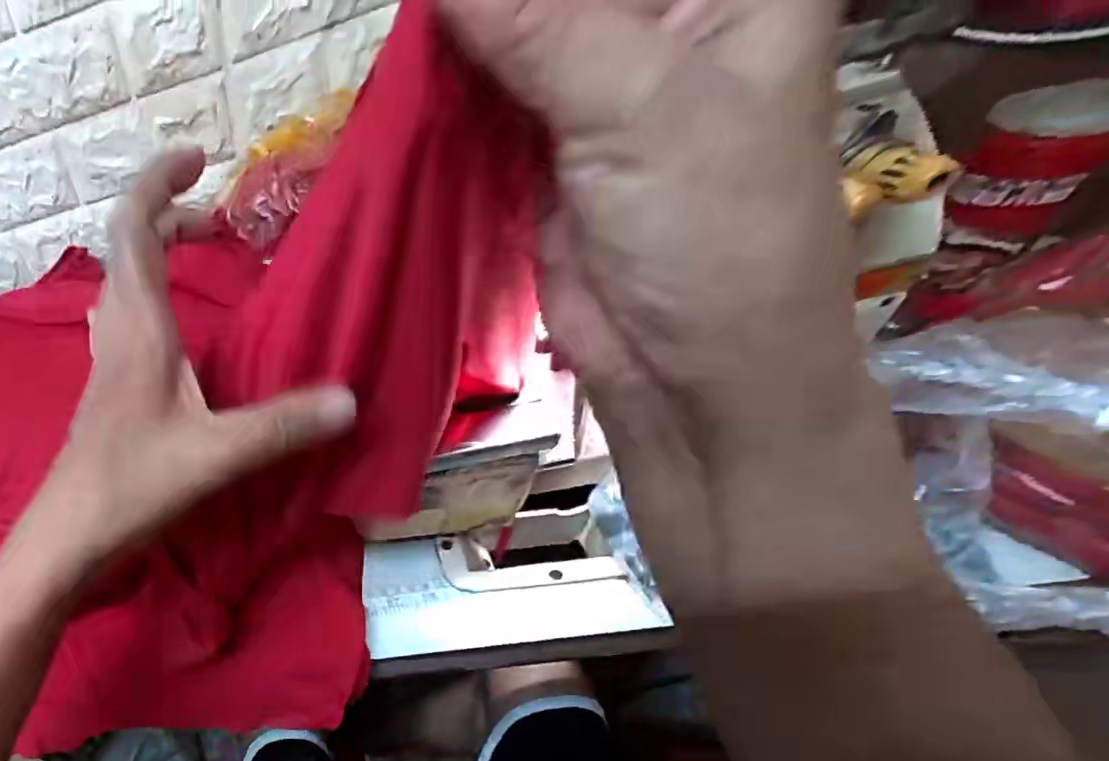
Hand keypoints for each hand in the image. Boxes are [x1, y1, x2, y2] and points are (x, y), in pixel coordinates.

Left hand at [14, 148, 356, 577]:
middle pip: (128, 251)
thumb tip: (350, 401)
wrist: (70, 534)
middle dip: (167, 218)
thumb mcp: (216, 454)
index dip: (159, 182)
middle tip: (215, 222)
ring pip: (123, 288)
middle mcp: (117, 335)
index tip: (199, 160)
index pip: (133, 229)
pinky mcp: (110, 393)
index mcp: (139, 330)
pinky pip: (127, 324)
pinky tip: (174, 334)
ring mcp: (107, 365)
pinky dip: (152, 304)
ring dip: (154, 259)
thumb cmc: (132, 485)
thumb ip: (281, 427)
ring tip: (197, 259)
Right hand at [442, 0, 931, 612]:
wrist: (684, 375)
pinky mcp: (538, 165)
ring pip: (506, 42)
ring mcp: (588, 97)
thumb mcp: (640, 105)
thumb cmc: (709, 233)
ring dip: (454, 46)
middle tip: (415, 12)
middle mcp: (654, 26)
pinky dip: (444, 107)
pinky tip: (403, 91)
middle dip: (482, 6)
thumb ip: (539, 23)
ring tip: (399, 43)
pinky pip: (482, 116)